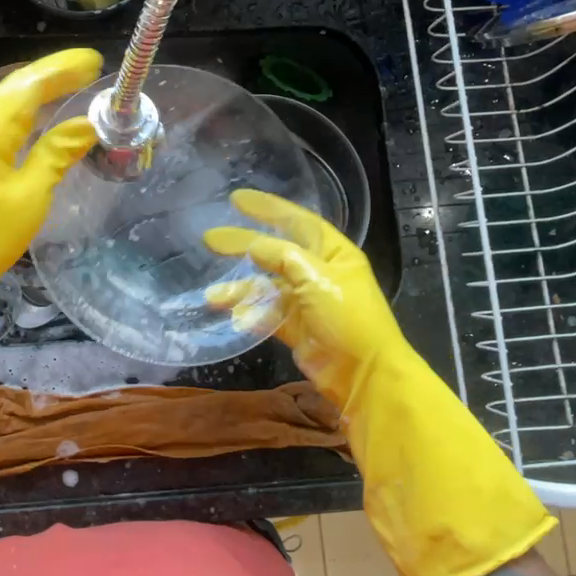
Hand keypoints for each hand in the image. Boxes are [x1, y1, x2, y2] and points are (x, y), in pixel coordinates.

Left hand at [0, 48, 102, 470]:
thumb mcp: (29, 196)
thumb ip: (57, 154)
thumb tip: (86, 125)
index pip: (29, 83)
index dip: (63, 69)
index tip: (94, 60)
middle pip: (9, 88)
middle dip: (47, 78)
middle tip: (84, 73)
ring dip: (27, 96)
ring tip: (60, 94)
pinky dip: (10, 116)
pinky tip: (24, 127)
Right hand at [205, 189, 554, 575]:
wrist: (365, 377)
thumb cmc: (347, 318)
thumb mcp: (314, 277)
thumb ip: (281, 256)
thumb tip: (252, 246)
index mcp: (334, 252)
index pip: (296, 220)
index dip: (267, 208)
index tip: (236, 198)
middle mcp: (320, 272)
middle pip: (275, 251)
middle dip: (244, 246)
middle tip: (210, 238)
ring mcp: (308, 301)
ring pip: (266, 286)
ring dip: (240, 287)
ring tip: (211, 292)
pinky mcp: (297, 328)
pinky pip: (266, 313)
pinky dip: (248, 312)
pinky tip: (229, 314)